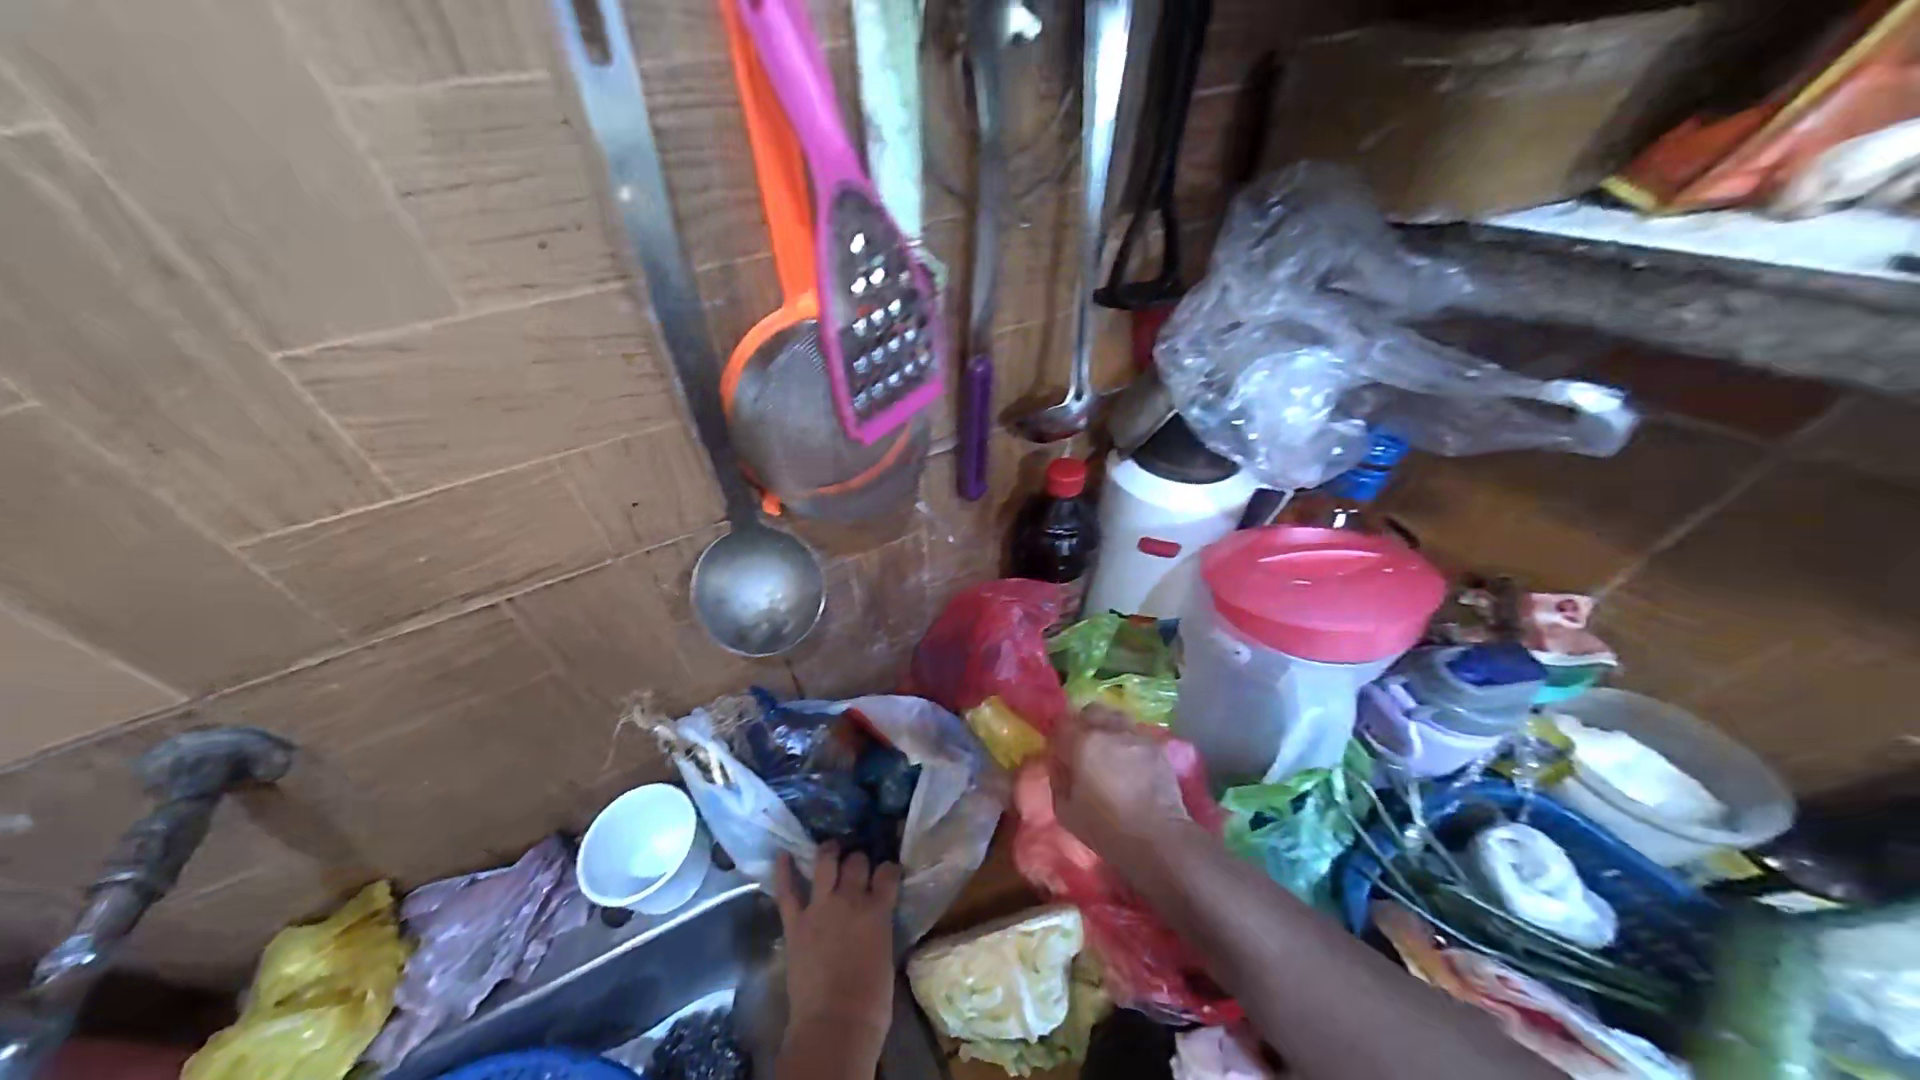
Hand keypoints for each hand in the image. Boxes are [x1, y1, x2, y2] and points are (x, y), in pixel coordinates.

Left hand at [774, 843, 901, 1048]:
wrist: (835, 1022)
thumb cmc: (871, 999)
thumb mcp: (886, 953)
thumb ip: (880, 927)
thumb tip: (876, 920)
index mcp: (878, 909)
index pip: (888, 873)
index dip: (889, 869)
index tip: (888, 872)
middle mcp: (850, 899)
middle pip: (856, 862)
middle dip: (859, 860)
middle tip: (857, 865)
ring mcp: (820, 907)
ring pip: (824, 864)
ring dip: (828, 852)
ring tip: (829, 848)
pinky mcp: (795, 922)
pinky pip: (786, 891)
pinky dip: (783, 871)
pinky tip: (782, 855)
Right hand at [1049, 705, 1193, 859]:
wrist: (1157, 838)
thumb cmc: (1105, 828)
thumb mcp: (1065, 810)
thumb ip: (1057, 778)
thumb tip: (1058, 762)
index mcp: (1083, 742)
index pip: (1061, 724)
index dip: (1057, 737)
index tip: (1058, 753)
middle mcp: (1109, 730)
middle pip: (1091, 711)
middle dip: (1083, 724)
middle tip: (1082, 747)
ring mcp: (1136, 736)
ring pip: (1116, 717)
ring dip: (1107, 728)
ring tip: (1108, 750)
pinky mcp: (1157, 747)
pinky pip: (1135, 734)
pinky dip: (1127, 741)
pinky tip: (1129, 762)